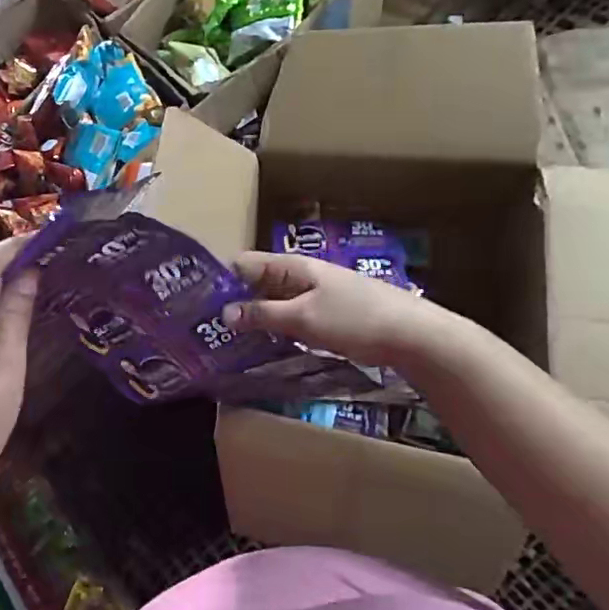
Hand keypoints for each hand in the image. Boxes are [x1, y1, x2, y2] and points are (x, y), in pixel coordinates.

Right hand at [221, 251, 470, 367]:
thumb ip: (263, 314)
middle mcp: (301, 275)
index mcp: (293, 266)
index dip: (218, 277)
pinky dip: (273, 327)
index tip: (194, 300)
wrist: (415, 337)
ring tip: (224, 338)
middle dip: (231, 300)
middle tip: (203, 326)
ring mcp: (315, 295)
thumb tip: (224, 311)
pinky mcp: (326, 316)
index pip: (244, 263)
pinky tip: (260, 345)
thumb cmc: (356, 320)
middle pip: (256, 282)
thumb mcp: (304, 318)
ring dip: (251, 316)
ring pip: (272, 301)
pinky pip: (289, 317)